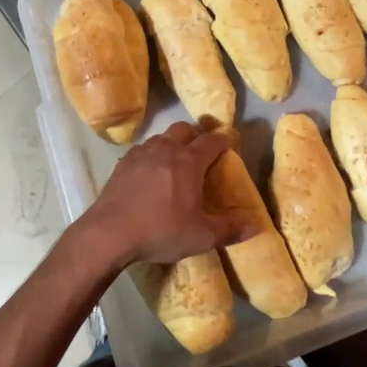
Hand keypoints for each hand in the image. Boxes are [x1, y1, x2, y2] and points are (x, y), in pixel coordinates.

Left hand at [74, 123, 256, 269]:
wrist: (109, 232)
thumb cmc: (160, 231)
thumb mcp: (200, 237)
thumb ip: (230, 229)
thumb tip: (256, 225)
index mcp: (189, 161)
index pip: (212, 141)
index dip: (224, 139)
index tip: (231, 141)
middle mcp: (166, 149)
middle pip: (185, 129)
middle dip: (197, 135)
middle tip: (203, 151)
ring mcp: (142, 153)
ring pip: (162, 137)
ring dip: (174, 143)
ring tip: (177, 162)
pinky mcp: (123, 163)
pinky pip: (144, 149)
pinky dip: (153, 154)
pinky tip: (151, 173)